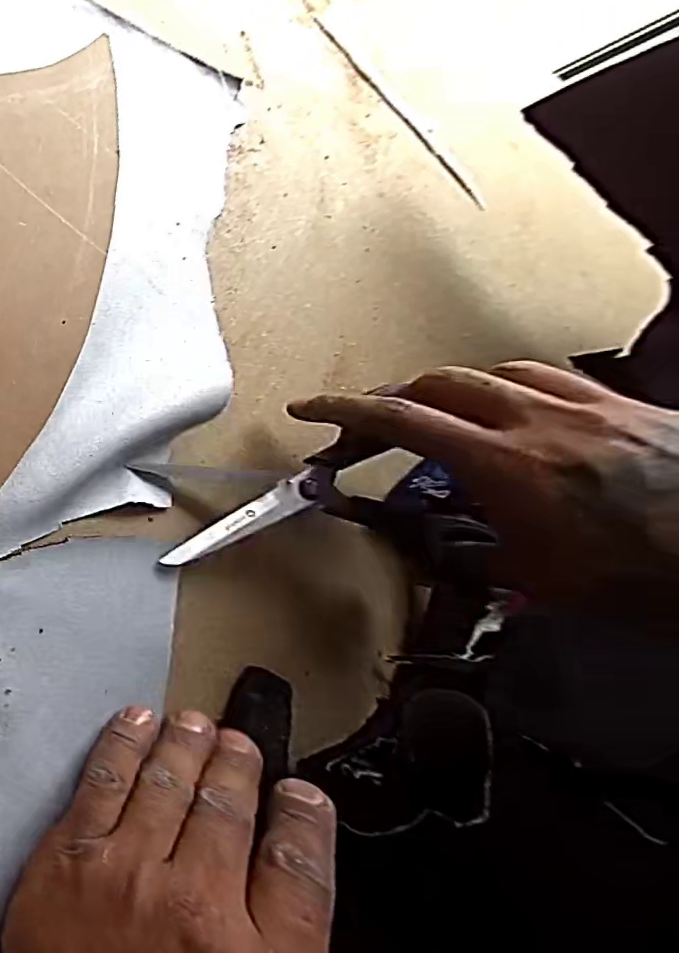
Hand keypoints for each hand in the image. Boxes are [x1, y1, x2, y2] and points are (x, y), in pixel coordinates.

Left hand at [0, 707, 335, 952]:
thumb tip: (289, 891)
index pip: (298, 872)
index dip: (304, 823)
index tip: (302, 794)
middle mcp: (197, 905)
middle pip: (228, 814)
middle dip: (237, 769)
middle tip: (241, 740)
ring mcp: (129, 868)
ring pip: (166, 785)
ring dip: (183, 745)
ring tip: (193, 722)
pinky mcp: (72, 848)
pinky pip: (103, 781)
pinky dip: (121, 745)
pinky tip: (134, 722)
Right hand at [288, 361, 678, 613]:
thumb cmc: (657, 580)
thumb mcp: (533, 577)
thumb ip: (468, 551)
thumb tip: (435, 549)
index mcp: (507, 464)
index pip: (398, 418)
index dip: (340, 411)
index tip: (309, 409)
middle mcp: (548, 426)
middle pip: (439, 383)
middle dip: (389, 399)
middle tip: (368, 426)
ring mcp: (600, 413)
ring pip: (498, 372)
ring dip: (451, 388)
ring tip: (436, 411)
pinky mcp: (642, 414)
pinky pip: (561, 380)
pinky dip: (517, 387)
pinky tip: (514, 409)